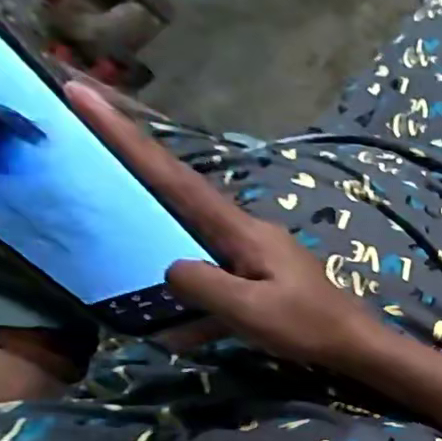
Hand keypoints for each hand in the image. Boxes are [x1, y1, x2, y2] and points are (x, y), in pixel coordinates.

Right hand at [69, 82, 388, 368]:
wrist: (357, 346)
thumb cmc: (309, 325)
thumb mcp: (249, 309)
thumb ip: (202, 284)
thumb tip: (170, 268)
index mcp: (244, 231)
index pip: (177, 179)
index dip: (129, 139)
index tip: (84, 94)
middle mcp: (248, 235)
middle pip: (181, 203)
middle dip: (135, 179)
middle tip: (84, 150)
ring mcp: (258, 258)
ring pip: (196, 250)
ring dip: (164, 262)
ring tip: (125, 272)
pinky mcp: (264, 283)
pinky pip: (220, 286)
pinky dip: (199, 307)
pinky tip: (179, 337)